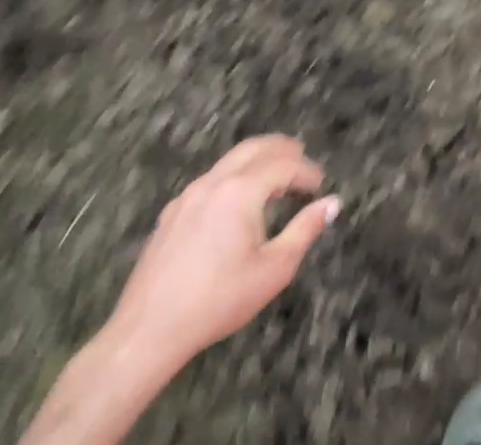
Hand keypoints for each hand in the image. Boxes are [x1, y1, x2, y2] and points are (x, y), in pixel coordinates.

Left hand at [103, 134, 340, 372]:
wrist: (148, 331)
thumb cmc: (220, 299)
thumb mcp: (275, 268)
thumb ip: (306, 230)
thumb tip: (332, 203)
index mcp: (240, 192)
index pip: (283, 166)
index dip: (307, 171)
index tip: (322, 186)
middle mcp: (212, 184)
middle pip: (252, 149)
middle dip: (282, 149)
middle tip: (303, 156)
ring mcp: (186, 198)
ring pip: (228, 163)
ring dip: (257, 162)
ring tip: (276, 178)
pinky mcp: (170, 215)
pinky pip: (210, 181)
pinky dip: (234, 178)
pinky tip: (239, 202)